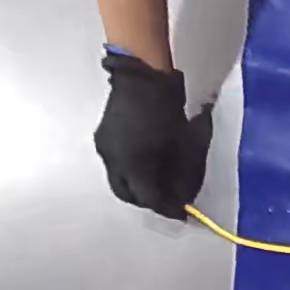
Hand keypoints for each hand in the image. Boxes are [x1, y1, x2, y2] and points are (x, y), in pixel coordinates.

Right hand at [95, 51, 211, 218]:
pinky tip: (146, 164)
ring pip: (119, 181)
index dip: (167, 209)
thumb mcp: (186, 147)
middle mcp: (114, 161)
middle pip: (128, 194)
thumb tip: (184, 195)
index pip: (149, 198)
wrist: (142, 76)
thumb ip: (185, 175)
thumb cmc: (170, 112)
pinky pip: (115, 165)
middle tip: (167, 200)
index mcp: (134, 165)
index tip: (182, 213)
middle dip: (148, 201)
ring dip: (137, 186)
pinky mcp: (102, 139)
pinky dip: (130, 172)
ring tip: (158, 183)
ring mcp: (105, 149)